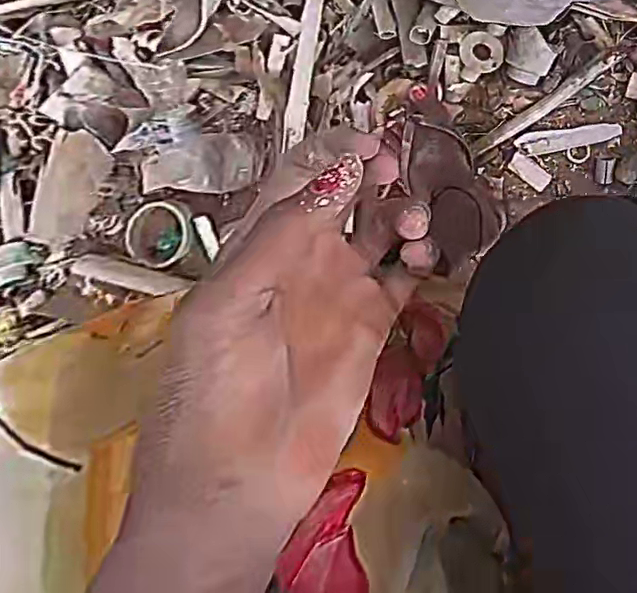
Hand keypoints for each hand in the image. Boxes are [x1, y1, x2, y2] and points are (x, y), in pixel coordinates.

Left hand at [96, 131, 433, 592]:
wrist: (239, 489)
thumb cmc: (211, 398)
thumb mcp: (227, 306)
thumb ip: (282, 233)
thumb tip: (339, 173)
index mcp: (261, 244)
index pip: (301, 176)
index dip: (334, 151)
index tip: (369, 146)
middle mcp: (305, 255)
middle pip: (349, 191)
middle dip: (376, 171)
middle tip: (396, 172)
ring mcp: (342, 285)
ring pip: (383, 225)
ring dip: (404, 212)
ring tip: (414, 226)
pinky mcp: (372, 317)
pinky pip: (406, 270)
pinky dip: (423, 254)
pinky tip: (425, 256)